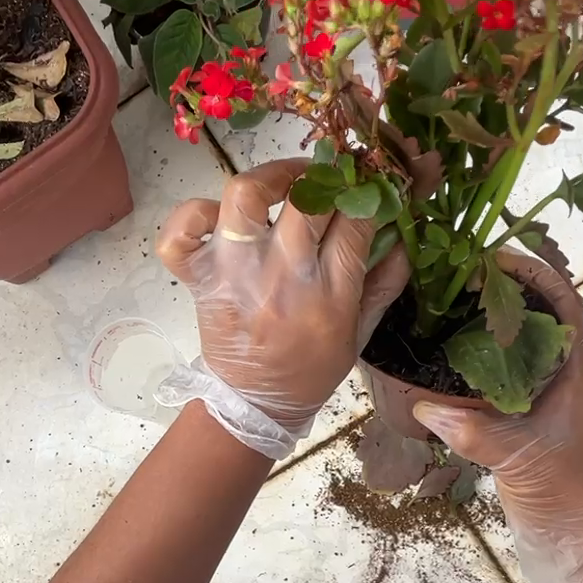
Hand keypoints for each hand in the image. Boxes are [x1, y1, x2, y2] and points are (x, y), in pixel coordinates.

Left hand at [158, 158, 410, 432]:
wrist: (255, 404)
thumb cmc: (311, 369)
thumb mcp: (361, 332)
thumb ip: (385, 282)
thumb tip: (402, 231)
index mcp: (328, 295)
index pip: (354, 220)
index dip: (366, 190)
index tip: (367, 184)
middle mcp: (280, 277)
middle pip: (306, 201)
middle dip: (326, 178)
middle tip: (329, 181)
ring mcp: (233, 273)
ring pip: (243, 197)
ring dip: (267, 178)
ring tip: (282, 184)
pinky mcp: (198, 278)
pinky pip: (180, 233)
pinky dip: (193, 214)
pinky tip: (217, 217)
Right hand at [411, 252, 582, 582]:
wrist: (574, 531)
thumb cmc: (564, 490)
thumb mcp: (521, 459)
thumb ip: (475, 433)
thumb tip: (423, 405)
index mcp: (575, 371)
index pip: (562, 302)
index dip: (530, 272)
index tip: (488, 256)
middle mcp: (561, 371)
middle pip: (536, 312)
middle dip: (499, 289)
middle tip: (452, 277)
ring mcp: (543, 390)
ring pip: (517, 339)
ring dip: (485, 319)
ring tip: (443, 305)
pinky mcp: (524, 410)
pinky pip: (500, 368)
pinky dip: (474, 354)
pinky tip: (442, 355)